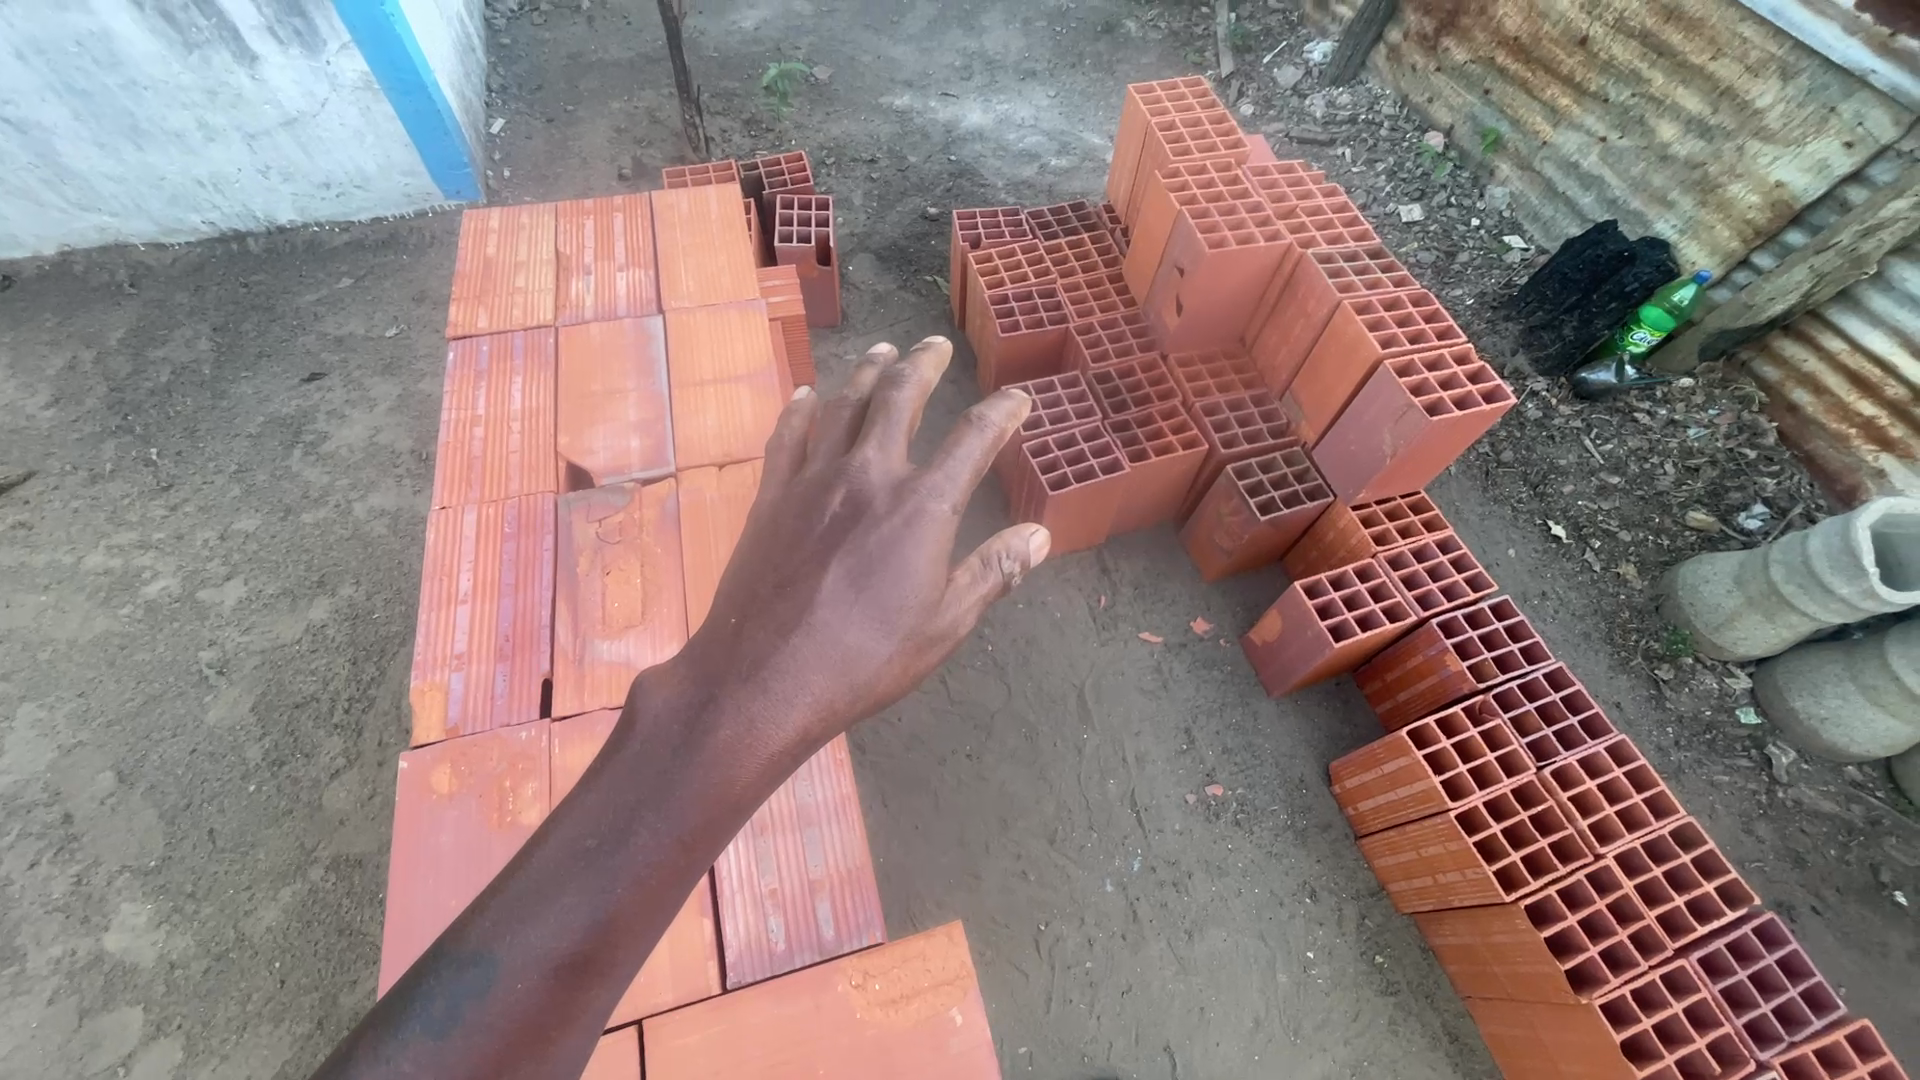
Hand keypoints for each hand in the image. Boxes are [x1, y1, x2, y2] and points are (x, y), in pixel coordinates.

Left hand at [659, 335, 1050, 757]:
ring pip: (845, 404)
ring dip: (868, 372)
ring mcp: (814, 478)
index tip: (1018, 398)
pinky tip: (811, 394)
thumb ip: (992, 572)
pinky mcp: (772, 494)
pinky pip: (790, 433)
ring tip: (884, 351)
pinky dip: (804, 407)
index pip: (974, 440)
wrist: (764, 677)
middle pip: (900, 399)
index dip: (1001, 413)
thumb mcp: (944, 625)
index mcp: (922, 507)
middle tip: (934, 345)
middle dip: (923, 366)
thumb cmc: (865, 659)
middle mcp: (870, 474)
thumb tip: (1039, 536)